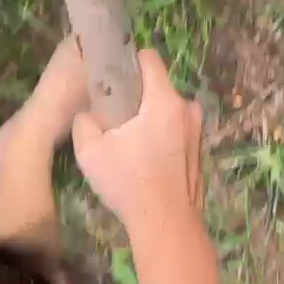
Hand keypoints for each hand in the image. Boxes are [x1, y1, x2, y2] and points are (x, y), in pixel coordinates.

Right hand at [72, 51, 205, 238]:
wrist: (166, 225)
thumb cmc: (129, 183)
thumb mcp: (90, 151)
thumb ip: (84, 122)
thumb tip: (89, 115)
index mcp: (163, 101)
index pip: (148, 58)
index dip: (126, 63)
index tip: (110, 80)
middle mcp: (186, 109)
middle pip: (156, 85)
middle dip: (135, 95)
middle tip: (113, 117)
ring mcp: (197, 130)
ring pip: (165, 109)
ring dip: (148, 116)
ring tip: (128, 141)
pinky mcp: (199, 149)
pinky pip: (174, 128)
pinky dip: (160, 135)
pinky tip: (144, 158)